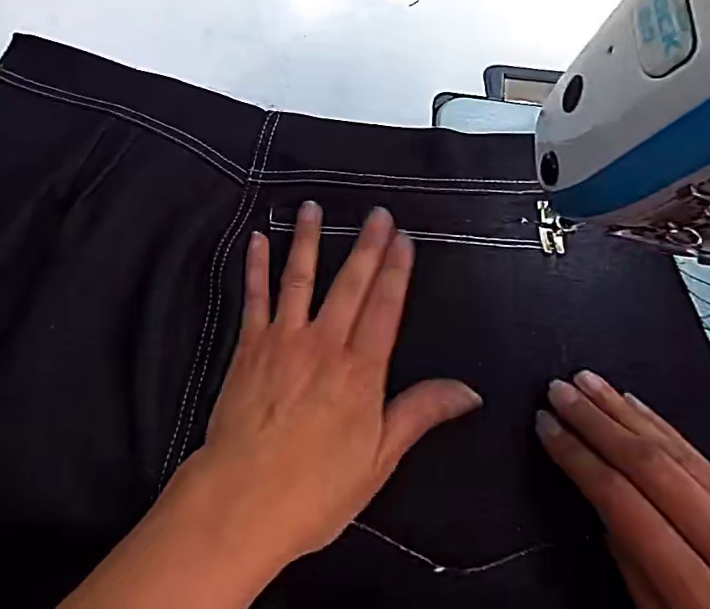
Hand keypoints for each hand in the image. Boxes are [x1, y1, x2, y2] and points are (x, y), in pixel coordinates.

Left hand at [61, 204, 479, 608]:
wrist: (240, 502)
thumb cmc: (314, 489)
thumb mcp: (379, 459)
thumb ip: (420, 414)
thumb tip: (469, 391)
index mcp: (360, 370)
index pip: (385, 306)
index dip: (396, 269)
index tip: (404, 238)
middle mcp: (324, 344)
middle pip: (350, 283)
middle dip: (367, 245)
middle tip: (377, 213)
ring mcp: (284, 340)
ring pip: (300, 278)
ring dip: (309, 240)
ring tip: (315, 207)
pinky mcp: (249, 346)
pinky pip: (255, 297)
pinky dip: (257, 266)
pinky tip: (257, 239)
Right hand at [537, 371, 709, 608]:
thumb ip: (645, 590)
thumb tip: (608, 520)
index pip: (628, 506)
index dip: (581, 459)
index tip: (550, 429)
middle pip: (658, 470)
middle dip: (601, 423)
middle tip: (562, 391)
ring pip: (693, 461)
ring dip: (634, 415)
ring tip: (595, 385)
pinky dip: (680, 441)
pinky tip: (650, 416)